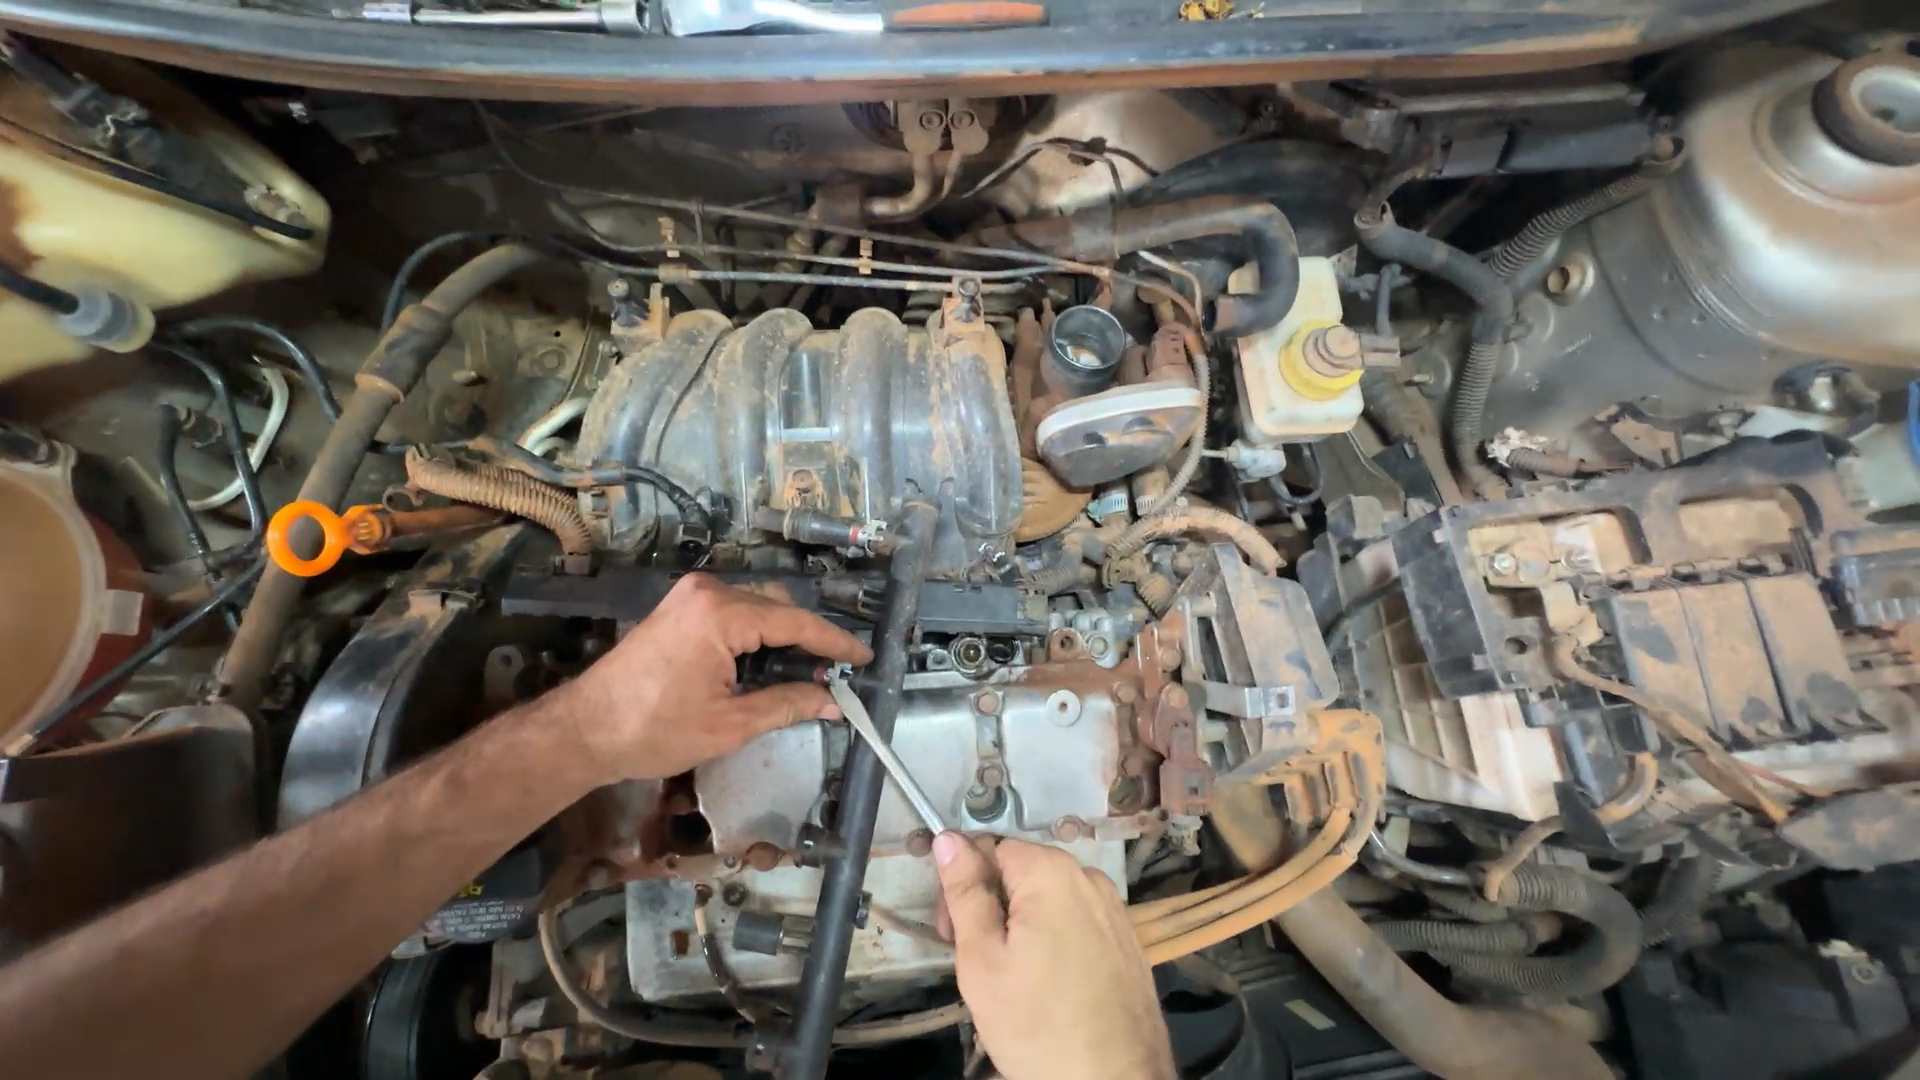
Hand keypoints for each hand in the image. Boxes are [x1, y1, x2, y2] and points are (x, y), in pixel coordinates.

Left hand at [555, 574, 871, 784]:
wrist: (583, 730)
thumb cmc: (655, 730)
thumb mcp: (730, 725)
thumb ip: (787, 705)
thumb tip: (833, 702)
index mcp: (722, 614)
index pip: (796, 623)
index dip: (834, 643)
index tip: (863, 658)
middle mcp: (709, 591)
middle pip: (779, 607)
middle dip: (809, 639)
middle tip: (833, 675)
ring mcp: (692, 595)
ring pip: (759, 606)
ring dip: (785, 635)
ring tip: (806, 672)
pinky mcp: (681, 606)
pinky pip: (736, 610)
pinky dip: (759, 632)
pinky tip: (770, 661)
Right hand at [933, 833, 1173, 1079]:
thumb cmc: (1038, 1025)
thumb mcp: (983, 959)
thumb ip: (964, 892)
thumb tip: (947, 837)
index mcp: (1050, 871)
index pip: (989, 847)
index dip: (962, 884)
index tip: (951, 931)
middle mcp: (1087, 875)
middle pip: (1020, 871)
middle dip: (990, 904)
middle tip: (977, 960)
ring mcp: (1112, 907)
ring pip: (1047, 897)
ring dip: (1021, 923)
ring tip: (1012, 977)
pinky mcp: (1126, 938)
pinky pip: (1076, 919)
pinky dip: (1054, 938)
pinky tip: (1046, 981)